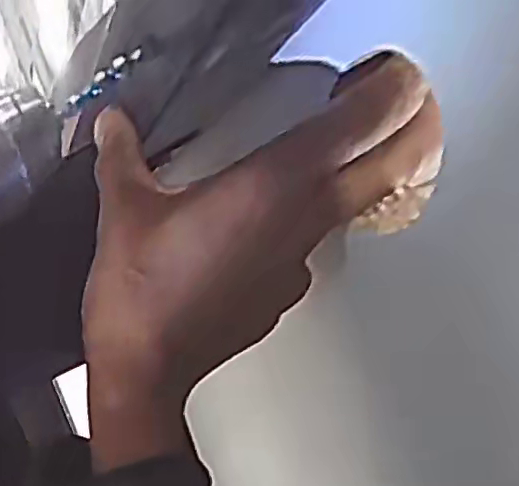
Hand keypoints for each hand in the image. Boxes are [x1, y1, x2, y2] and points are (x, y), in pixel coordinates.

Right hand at [82, 50, 443, 470]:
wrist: (139, 373)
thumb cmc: (137, 301)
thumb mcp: (122, 216)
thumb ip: (121, 159)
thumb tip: (112, 127)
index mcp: (275, 183)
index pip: (378, 106)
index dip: (382, 80)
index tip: (359, 79)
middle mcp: (302, 220)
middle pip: (405, 153)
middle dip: (402, 124)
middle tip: (363, 116)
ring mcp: (297, 266)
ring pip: (357, 208)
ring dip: (346, 183)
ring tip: (295, 182)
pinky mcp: (279, 300)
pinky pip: (306, 256)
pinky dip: (292, 239)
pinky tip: (248, 245)